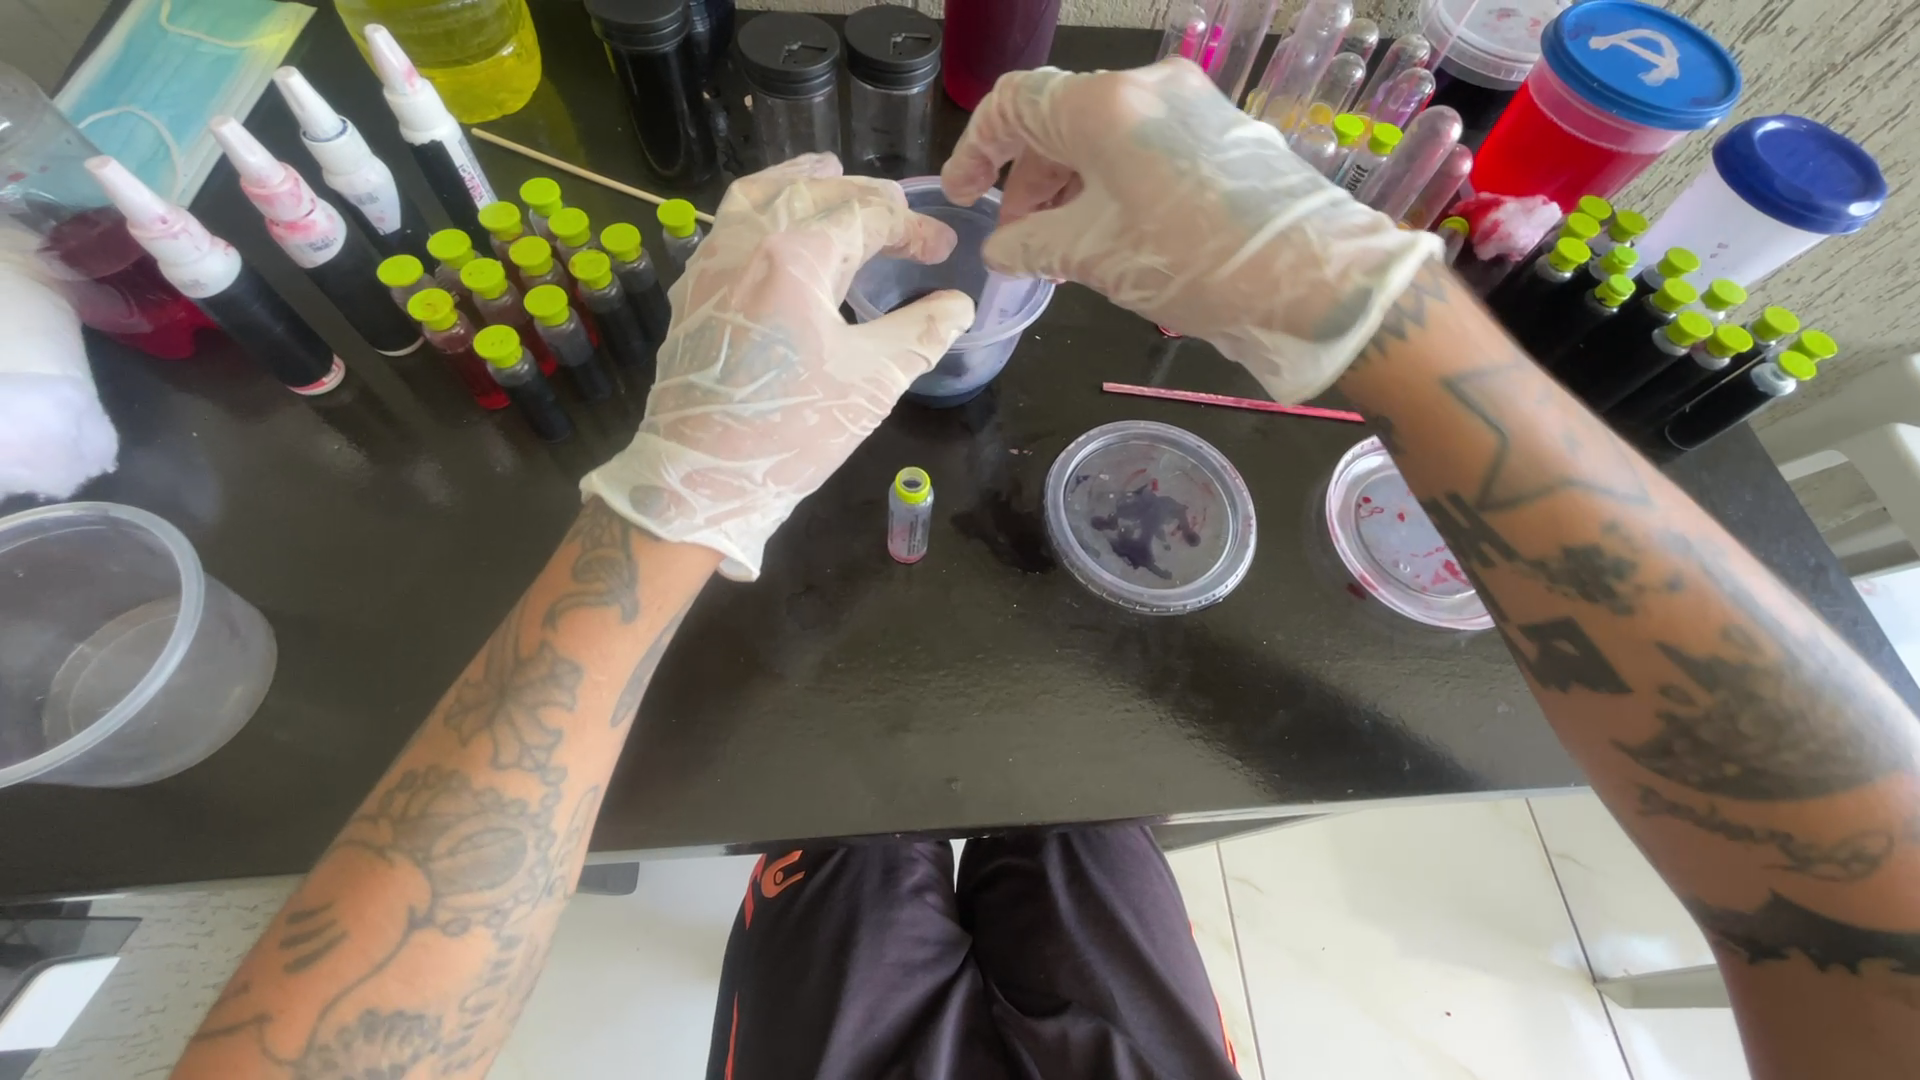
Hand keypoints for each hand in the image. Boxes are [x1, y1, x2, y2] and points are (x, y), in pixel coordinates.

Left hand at [582, 155, 975, 580]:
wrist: (703, 480)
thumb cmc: (793, 430)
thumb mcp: (873, 383)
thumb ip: (921, 333)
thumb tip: (958, 305)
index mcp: (794, 256)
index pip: (866, 218)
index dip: (911, 227)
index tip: (942, 247)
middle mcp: (745, 244)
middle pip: (810, 192)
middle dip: (860, 194)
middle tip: (896, 209)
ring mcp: (710, 267)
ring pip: (755, 198)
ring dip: (797, 182)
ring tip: (826, 174)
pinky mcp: (692, 296)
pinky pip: (726, 230)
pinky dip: (759, 213)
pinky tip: (774, 234)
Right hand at [941, 58, 1438, 403]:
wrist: (1311, 278)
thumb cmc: (1193, 263)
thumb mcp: (1095, 257)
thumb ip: (1032, 245)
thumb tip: (1001, 248)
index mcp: (1105, 106)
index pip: (1015, 106)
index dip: (975, 151)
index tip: (962, 199)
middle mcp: (1145, 87)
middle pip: (1058, 121)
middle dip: (1025, 181)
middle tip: (1016, 242)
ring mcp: (1188, 104)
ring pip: (1100, 137)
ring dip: (1066, 189)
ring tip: (1057, 248)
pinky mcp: (1215, 131)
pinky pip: (1139, 149)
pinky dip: (1106, 187)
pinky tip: (1104, 232)